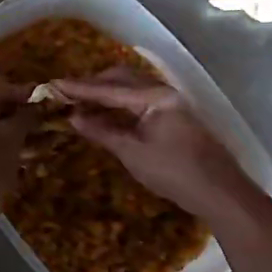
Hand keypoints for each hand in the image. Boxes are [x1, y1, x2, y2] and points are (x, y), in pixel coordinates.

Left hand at [0, 82, 37, 223]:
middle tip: (51, 111)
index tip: (50, 93)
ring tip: (49, 128)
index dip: (27, 94)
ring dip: (22, 128)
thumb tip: (41, 104)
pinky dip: (13, 141)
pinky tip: (35, 145)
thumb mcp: (11, 138)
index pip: (2, 93)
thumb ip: (26, 116)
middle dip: (26, 112)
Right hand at [53, 69, 257, 219]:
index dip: (79, 88)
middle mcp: (163, 91)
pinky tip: (105, 116)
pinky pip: (139, 100)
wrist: (220, 192)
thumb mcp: (132, 154)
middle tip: (65, 94)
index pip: (109, 88)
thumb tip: (73, 116)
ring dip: (105, 93)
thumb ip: (102, 131)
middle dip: (92, 84)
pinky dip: (119, 104)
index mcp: (154, 96)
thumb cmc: (175, 173)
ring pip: (131, 88)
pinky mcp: (173, 115)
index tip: (52, 85)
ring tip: (79, 104)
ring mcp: (171, 102)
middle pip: (121, 79)